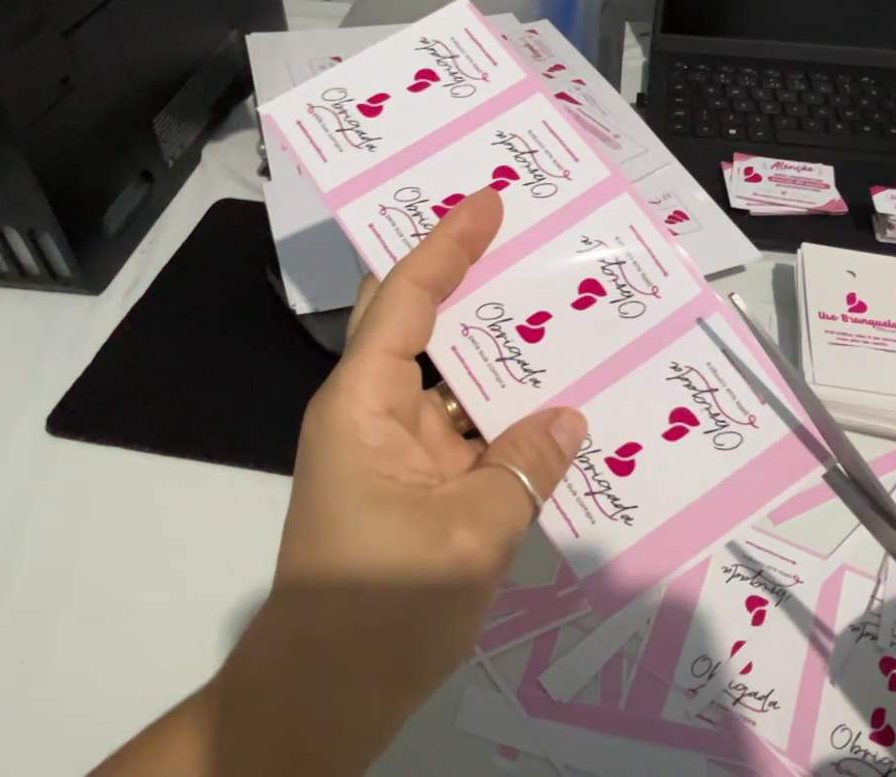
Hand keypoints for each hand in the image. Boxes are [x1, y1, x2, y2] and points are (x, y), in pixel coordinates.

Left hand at [92, 188, 587, 776]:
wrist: (324, 694)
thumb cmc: (378, 606)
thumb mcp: (468, 534)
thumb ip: (524, 469)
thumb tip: (571, 419)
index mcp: (364, 403)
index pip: (408, 298)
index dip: (448, 245)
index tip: (487, 201)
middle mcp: (374, 413)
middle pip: (425, 327)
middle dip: (473, 286)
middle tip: (529, 248)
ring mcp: (396, 452)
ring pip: (453, 384)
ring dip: (500, 360)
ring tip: (562, 321)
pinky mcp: (416, 487)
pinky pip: (467, 434)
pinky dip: (506, 419)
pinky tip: (556, 410)